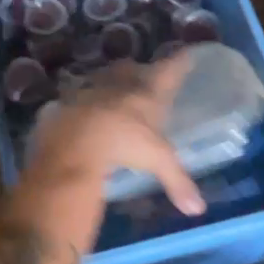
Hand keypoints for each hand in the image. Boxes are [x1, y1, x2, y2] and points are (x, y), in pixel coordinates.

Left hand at [28, 54, 204, 214]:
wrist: (74, 140)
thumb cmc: (125, 142)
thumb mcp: (157, 161)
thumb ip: (177, 181)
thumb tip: (197, 210)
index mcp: (149, 90)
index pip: (171, 69)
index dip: (180, 62)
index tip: (188, 54)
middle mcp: (121, 81)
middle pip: (133, 68)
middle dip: (139, 72)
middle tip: (143, 79)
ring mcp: (92, 86)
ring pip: (104, 78)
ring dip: (109, 85)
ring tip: (112, 97)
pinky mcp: (66, 98)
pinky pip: (77, 95)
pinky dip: (82, 103)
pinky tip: (82, 114)